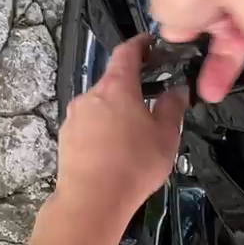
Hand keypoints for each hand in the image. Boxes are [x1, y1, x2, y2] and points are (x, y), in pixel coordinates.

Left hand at [27, 36, 186, 244]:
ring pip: (100, 105)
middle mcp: (91, 96)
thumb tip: (177, 90)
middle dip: (132, 88)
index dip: (141, 45)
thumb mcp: (166, 136)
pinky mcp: (66, 137)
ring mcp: (74, 116)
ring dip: (116, 111)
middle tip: (151, 101)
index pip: (127, 52)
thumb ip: (172, 107)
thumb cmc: (133, 165)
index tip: (150, 44)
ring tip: (134, 133)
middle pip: (113, 81)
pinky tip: (114, 149)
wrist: (91, 200)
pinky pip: (88, 125)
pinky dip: (102, 129)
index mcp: (117, 87)